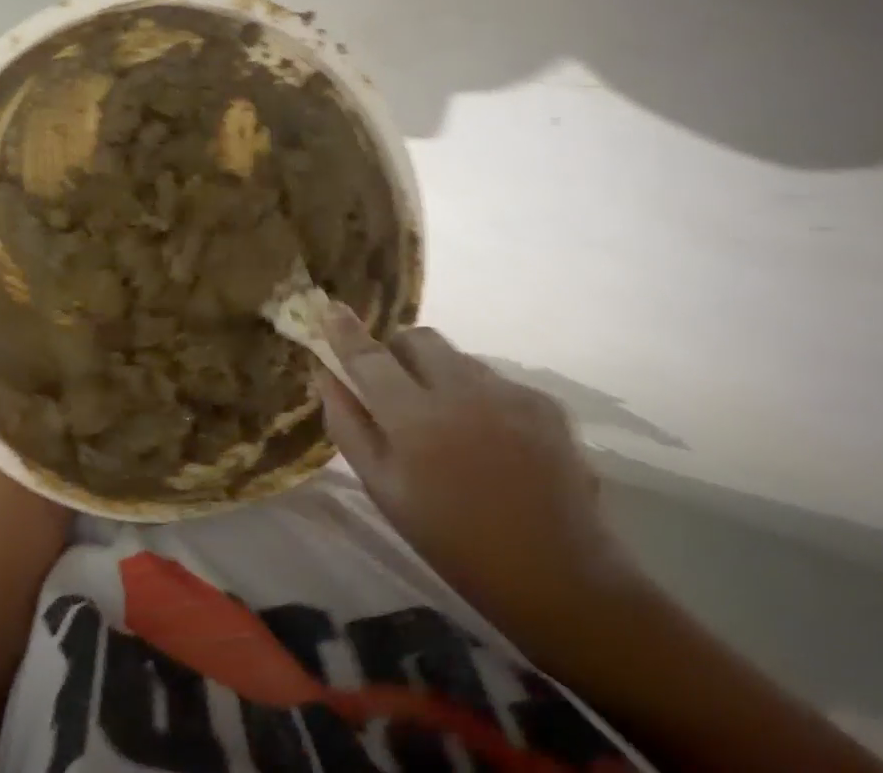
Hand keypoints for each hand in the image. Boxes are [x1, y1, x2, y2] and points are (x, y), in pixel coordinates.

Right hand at [316, 305, 642, 653]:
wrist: (555, 574)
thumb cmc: (451, 540)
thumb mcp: (384, 489)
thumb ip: (349, 427)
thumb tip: (327, 377)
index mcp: (414, 419)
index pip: (369, 357)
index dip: (346, 331)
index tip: (331, 307)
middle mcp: (462, 391)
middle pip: (420, 338)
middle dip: (398, 350)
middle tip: (394, 385)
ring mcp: (510, 393)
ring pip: (459, 358)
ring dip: (439, 375)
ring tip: (448, 425)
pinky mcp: (545, 403)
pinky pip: (496, 380)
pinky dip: (479, 396)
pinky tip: (489, 441)